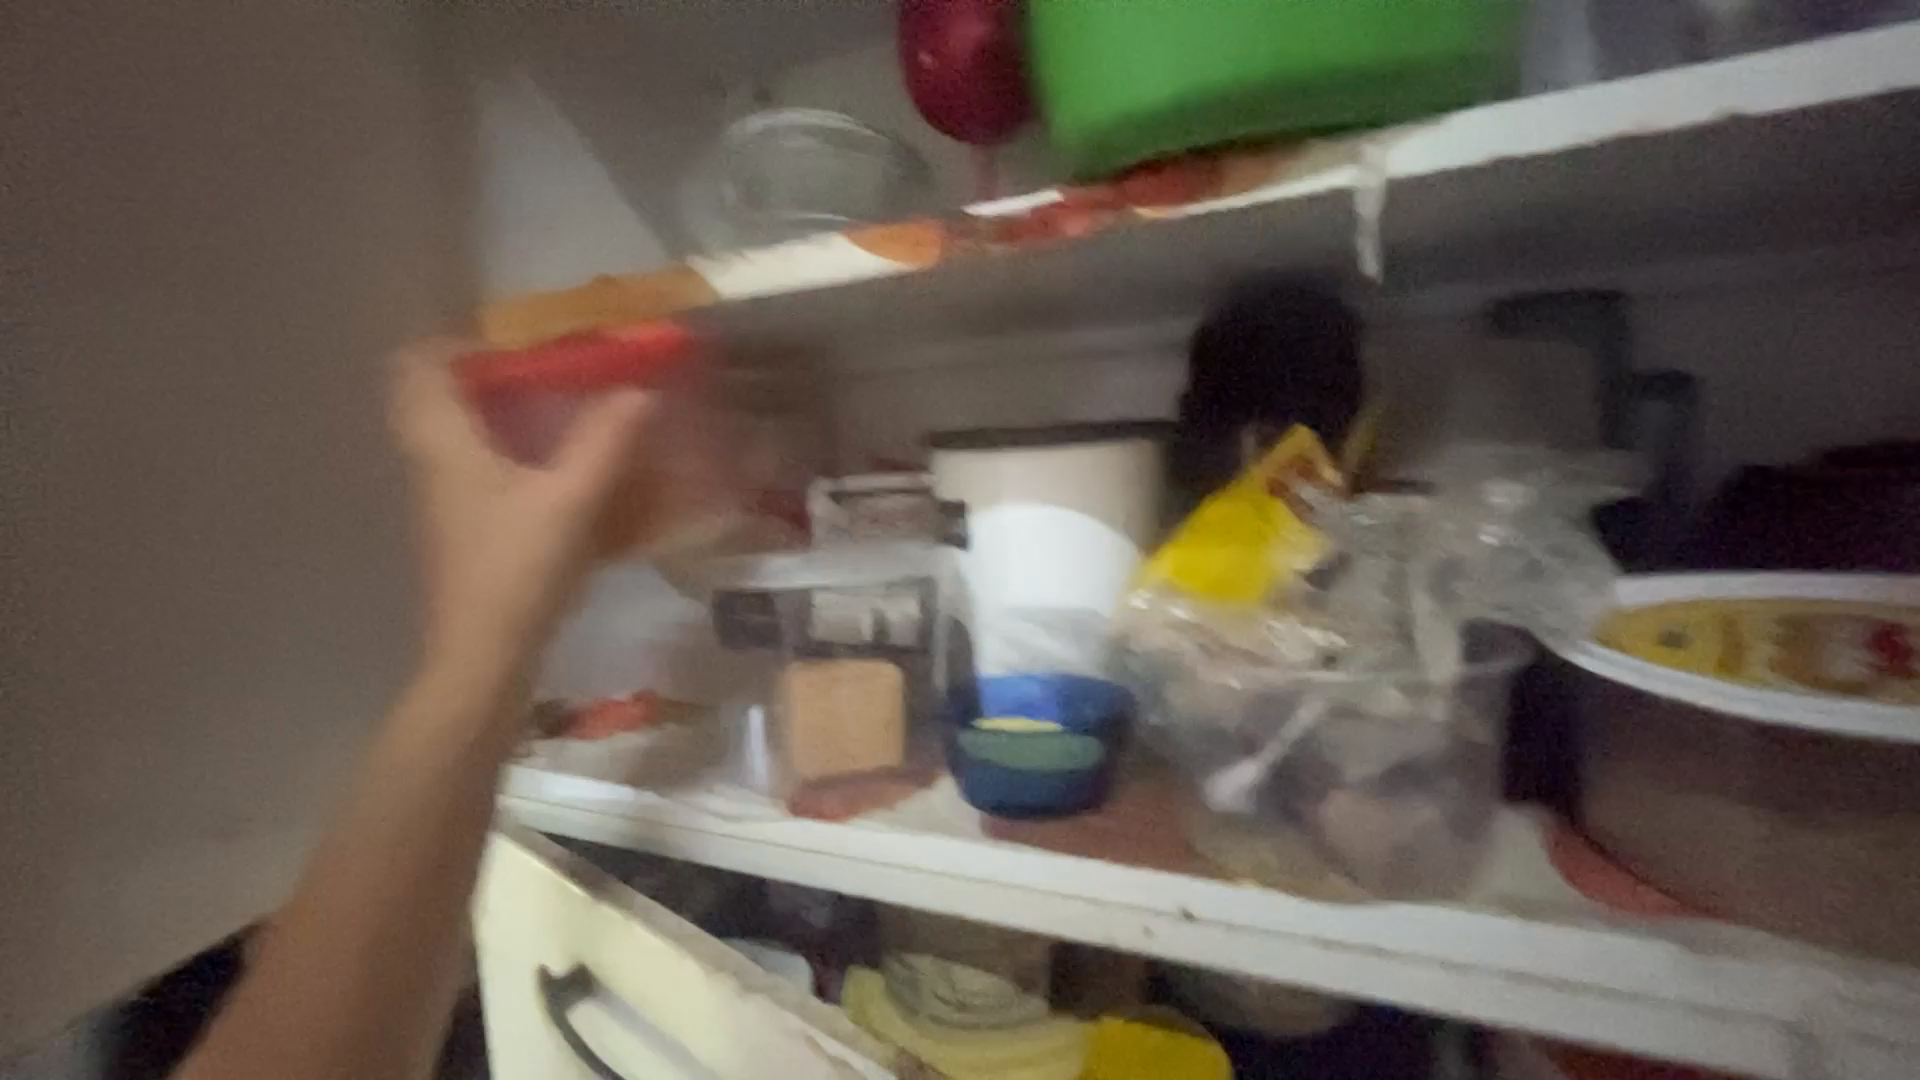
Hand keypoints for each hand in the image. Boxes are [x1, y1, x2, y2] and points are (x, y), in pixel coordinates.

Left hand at [389, 338, 651, 682]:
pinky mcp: (468, 531)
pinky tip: (560, 472)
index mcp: (445, 444)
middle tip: (543, 374)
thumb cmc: (518, 567)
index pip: (418, 366)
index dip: (455, 341)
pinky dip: (510, 457)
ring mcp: (448, 501)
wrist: (486, 651)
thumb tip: (641, 391)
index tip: (512, 340)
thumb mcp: (571, 499)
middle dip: (484, 378)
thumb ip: (606, 442)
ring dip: (499, 417)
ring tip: (559, 413)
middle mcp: (434, 464)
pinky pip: (479, 472)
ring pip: (459, 437)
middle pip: (436, 399)